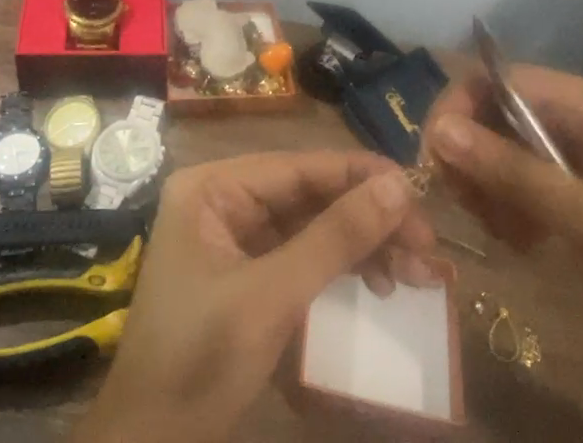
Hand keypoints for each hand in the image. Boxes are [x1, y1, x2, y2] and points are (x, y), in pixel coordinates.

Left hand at [73, 152, 436, 442]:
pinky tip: (382, 284)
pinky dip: (345, 269)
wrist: (153, 438)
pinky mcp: (250, 276)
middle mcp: (223, 202)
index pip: (300, 166)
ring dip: (366, 246)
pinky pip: (305, 257)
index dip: (363, 176)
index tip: (424, 193)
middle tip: (429, 248)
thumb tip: (401, 184)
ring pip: (315, 227)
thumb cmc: (201, 357)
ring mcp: (236, 240)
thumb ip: (336, 237)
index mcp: (213, 189)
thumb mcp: (272, 295)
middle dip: (371, 220)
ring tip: (418, 273)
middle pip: (312, 196)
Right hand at [425, 65, 582, 442]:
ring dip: (489, 189)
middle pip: (497, 114)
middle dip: (472, 157)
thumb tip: (438, 129)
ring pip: (507, 152)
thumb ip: (513, 172)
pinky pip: (530, 185)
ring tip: (504, 236)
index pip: (497, 80)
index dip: (458, 111)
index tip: (433, 164)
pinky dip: (513, 210)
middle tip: (471, 212)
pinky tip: (522, 246)